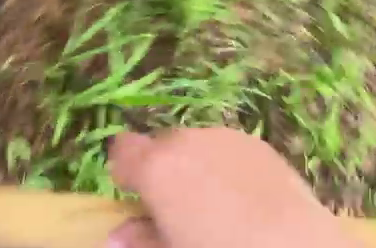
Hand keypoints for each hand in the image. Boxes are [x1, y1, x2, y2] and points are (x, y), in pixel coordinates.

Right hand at [106, 128, 355, 247]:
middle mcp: (186, 140)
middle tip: (176, 213)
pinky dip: (226, 169)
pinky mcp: (259, 144)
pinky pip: (228, 150)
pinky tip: (244, 202)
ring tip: (214, 210)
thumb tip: (116, 237)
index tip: (132, 195)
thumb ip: (142, 242)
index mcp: (157, 167)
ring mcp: (225, 138)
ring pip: (196, 145)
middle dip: (163, 172)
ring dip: (196, 168)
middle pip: (161, 146)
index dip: (125, 171)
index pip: (123, 149)